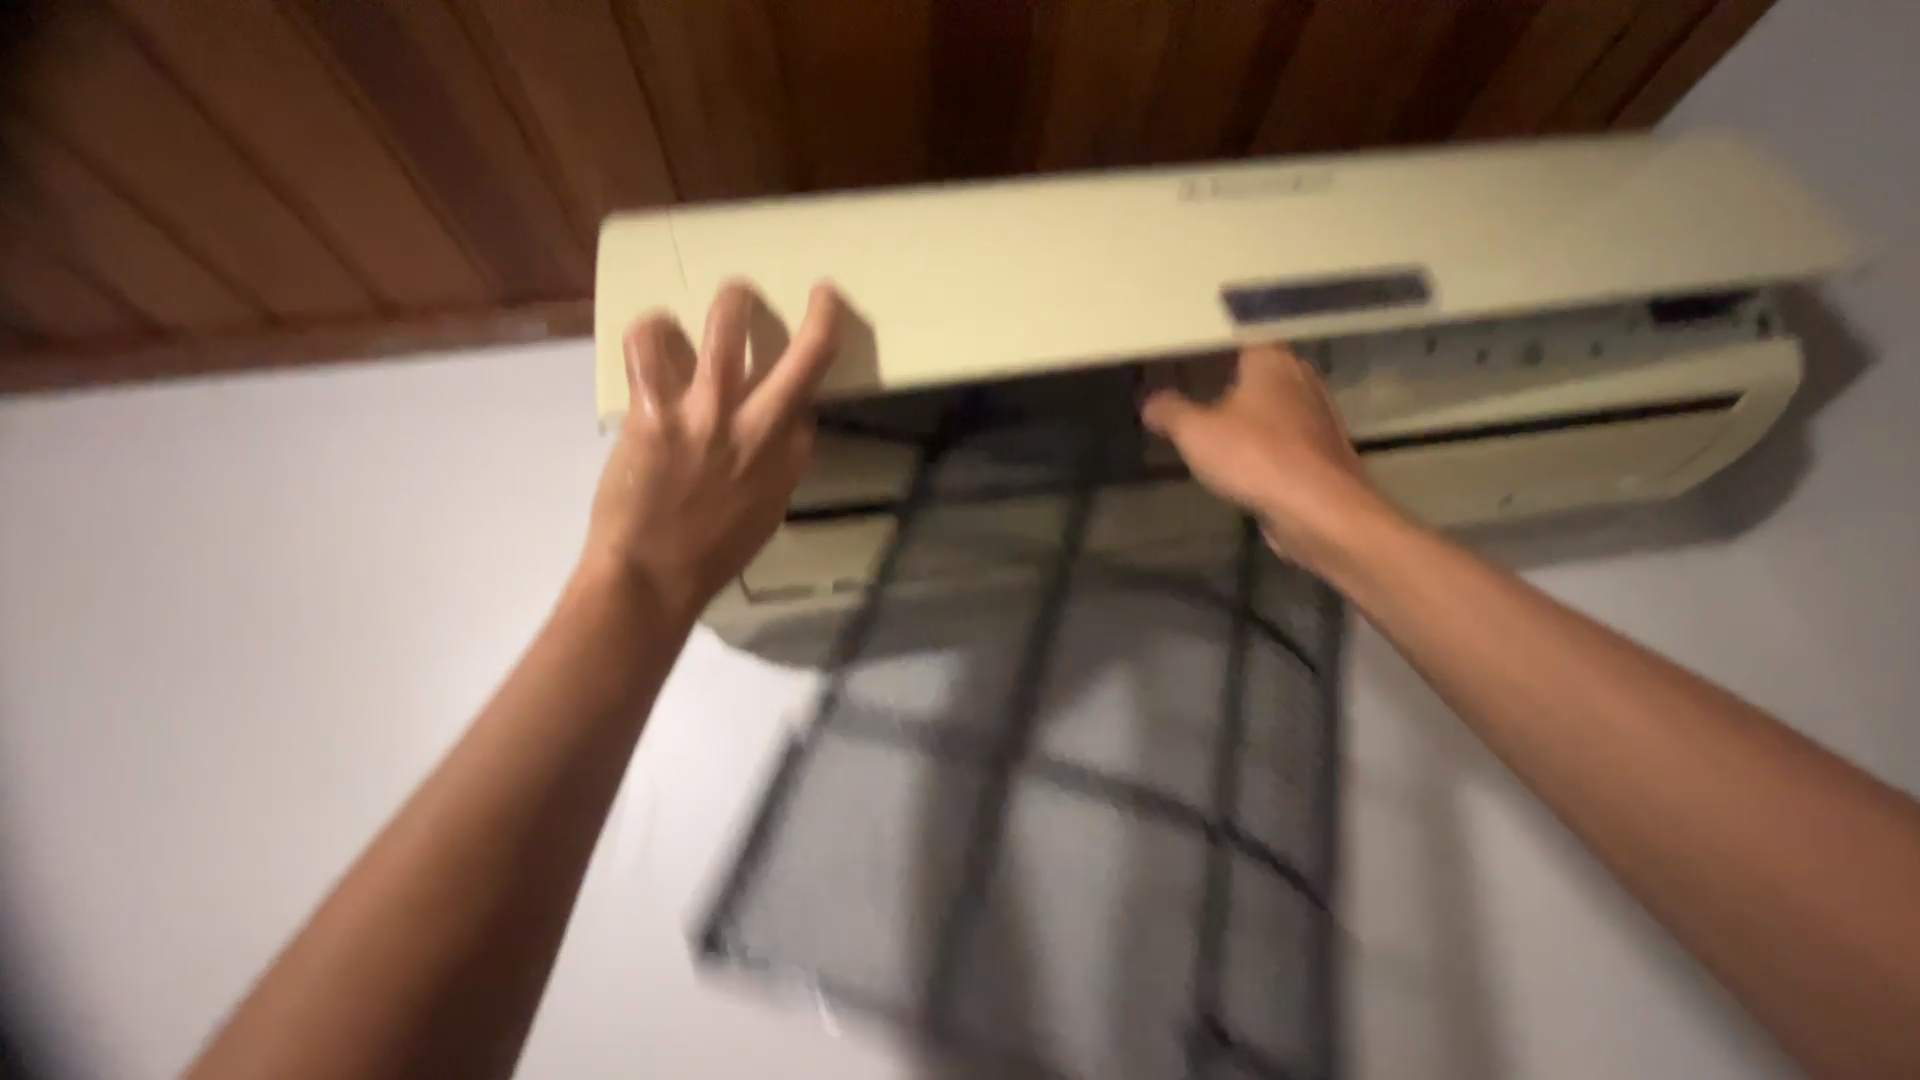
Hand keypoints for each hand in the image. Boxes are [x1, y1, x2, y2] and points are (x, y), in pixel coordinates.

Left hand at [584, 281, 843, 619]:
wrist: (654, 577)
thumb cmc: (713, 553)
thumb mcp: (768, 511)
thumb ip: (780, 464)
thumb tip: (784, 427)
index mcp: (790, 456)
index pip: (811, 397)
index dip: (806, 378)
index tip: (799, 371)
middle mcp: (760, 427)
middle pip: (807, 353)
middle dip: (822, 312)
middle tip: (820, 293)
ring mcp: (708, 414)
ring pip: (728, 325)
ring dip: (734, 300)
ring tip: (732, 297)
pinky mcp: (656, 411)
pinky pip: (650, 346)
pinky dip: (653, 329)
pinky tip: (657, 333)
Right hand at [1141, 342, 1394, 571]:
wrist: (1318, 508)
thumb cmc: (1255, 457)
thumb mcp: (1195, 433)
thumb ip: (1170, 412)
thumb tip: (1150, 404)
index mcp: (1272, 360)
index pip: (1238, 337)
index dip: (1210, 346)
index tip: (1183, 355)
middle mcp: (1301, 377)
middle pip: (1258, 371)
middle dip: (1227, 379)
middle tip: (1191, 388)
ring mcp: (1318, 414)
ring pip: (1273, 404)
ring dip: (1248, 413)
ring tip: (1213, 423)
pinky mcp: (1323, 449)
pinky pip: (1284, 436)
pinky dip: (1264, 441)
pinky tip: (1243, 456)